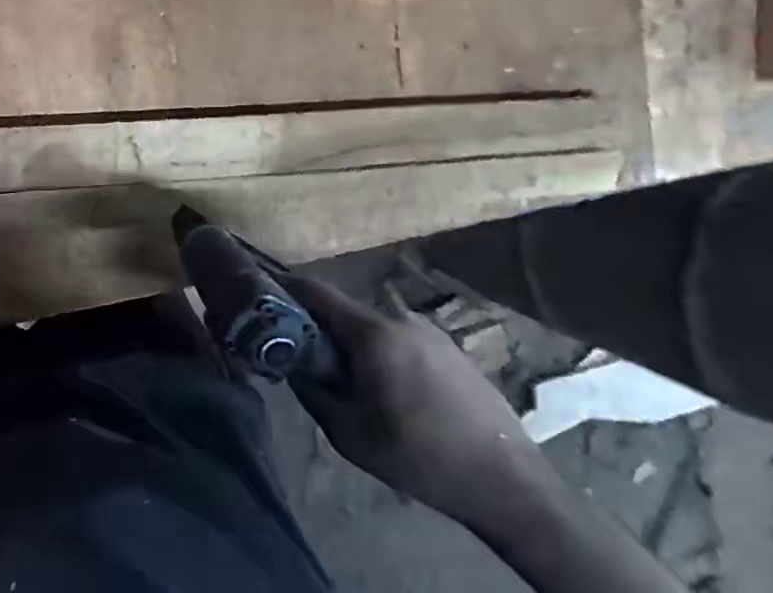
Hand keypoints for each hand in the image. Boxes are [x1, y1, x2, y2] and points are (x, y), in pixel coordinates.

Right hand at [279, 273, 555, 526]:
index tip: (265, 300)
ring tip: (354, 387)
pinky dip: (383, 356)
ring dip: (355, 347)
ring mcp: (431, 332)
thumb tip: (290, 362)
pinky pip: (402, 342)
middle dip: (321, 330)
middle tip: (307, 361)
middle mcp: (401, 320)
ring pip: (374, 329)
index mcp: (373, 333)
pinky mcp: (451, 350)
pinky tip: (394, 395)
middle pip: (346, 312)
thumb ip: (312, 390)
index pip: (317, 291)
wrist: (507, 482)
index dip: (287, 290)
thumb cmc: (419, 457)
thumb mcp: (349, 433)